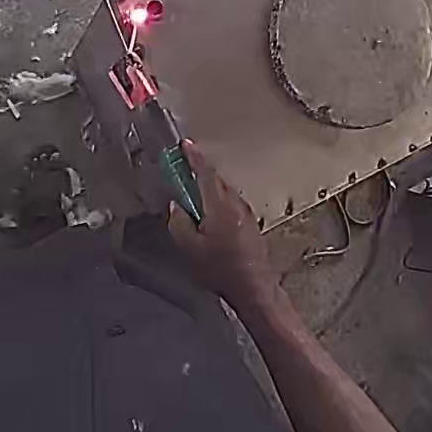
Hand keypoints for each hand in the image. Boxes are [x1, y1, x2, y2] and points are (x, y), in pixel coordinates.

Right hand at [167, 142, 276, 306]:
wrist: (254, 287)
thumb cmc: (221, 269)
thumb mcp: (190, 248)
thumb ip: (179, 223)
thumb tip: (177, 206)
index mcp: (220, 206)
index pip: (206, 173)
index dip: (194, 157)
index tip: (185, 144)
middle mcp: (236, 203)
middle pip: (217, 179)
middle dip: (200, 172)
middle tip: (183, 169)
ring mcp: (246, 213)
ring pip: (224, 191)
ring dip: (209, 188)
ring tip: (194, 195)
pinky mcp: (250, 223)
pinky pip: (231, 202)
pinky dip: (218, 200)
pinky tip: (210, 214)